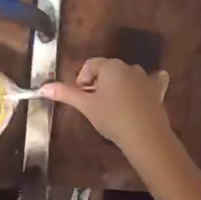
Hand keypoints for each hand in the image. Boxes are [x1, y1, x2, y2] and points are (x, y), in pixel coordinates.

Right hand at [40, 58, 172, 154]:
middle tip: (93, 103)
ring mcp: (145, 78)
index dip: (82, 79)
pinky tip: (143, 91)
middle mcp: (129, 67)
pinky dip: (145, 84)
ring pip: (126, 75)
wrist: (144, 135)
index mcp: (110, 66)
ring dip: (117, 85)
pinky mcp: (157, 90)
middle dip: (98, 82)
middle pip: (108, 69)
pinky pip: (152, 81)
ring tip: (112, 105)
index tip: (81, 96)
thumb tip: (43, 87)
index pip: (90, 64)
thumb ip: (65, 94)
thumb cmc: (111, 117)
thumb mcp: (85, 106)